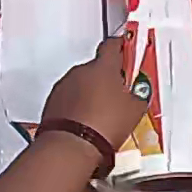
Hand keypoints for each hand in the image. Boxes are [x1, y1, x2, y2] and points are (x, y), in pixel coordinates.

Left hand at [41, 35, 147, 149]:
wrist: (72, 146)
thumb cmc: (104, 125)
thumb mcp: (134, 110)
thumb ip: (138, 94)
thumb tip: (138, 93)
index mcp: (103, 67)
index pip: (113, 45)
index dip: (121, 46)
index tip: (127, 51)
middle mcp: (81, 71)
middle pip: (97, 66)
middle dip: (107, 77)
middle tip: (119, 94)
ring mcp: (64, 85)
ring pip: (82, 82)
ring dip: (91, 92)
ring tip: (102, 113)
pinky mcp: (53, 101)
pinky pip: (69, 97)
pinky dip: (77, 104)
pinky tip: (87, 121)